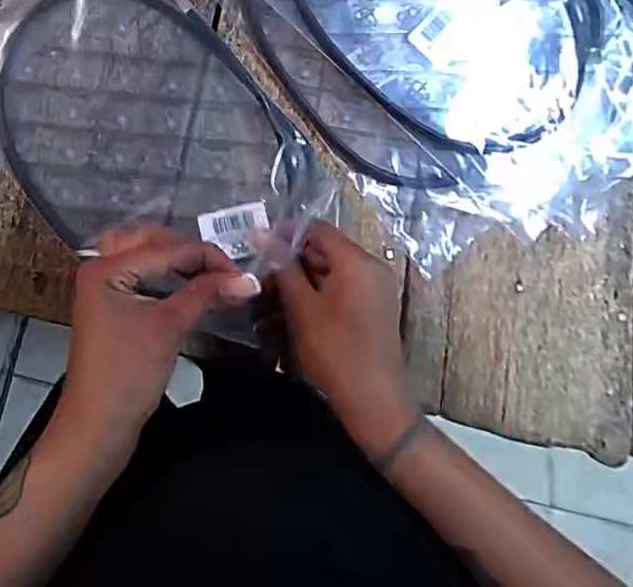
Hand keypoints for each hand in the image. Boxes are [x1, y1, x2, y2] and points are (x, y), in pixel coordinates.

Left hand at [55, 225, 261, 457]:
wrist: (95, 431)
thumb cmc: (127, 376)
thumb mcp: (169, 327)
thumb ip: (206, 294)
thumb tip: (246, 279)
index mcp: (106, 268)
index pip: (165, 249)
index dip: (206, 258)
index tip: (240, 273)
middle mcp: (99, 269)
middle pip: (149, 241)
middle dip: (187, 250)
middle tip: (221, 268)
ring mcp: (102, 289)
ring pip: (142, 255)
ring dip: (173, 258)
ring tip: (206, 271)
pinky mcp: (110, 307)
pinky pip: (138, 274)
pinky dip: (163, 274)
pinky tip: (186, 284)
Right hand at [272, 220, 419, 459]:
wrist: (375, 404)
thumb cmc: (336, 351)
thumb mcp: (302, 307)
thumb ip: (283, 266)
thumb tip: (261, 233)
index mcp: (357, 260)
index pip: (317, 228)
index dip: (285, 233)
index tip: (257, 247)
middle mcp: (370, 267)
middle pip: (323, 251)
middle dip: (290, 264)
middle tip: (260, 282)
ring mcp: (374, 289)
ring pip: (328, 274)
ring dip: (299, 285)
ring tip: (269, 305)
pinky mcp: (372, 310)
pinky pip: (340, 291)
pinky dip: (316, 299)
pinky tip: (291, 318)